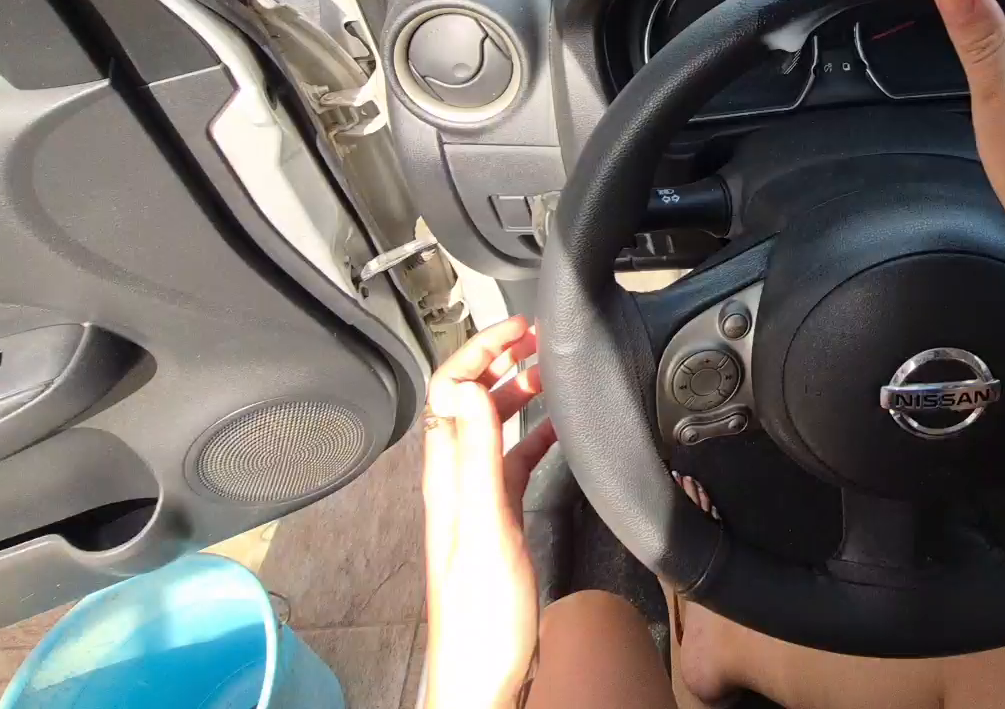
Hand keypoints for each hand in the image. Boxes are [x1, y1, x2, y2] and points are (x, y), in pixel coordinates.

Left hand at [423, 316, 556, 708]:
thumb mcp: (483, 527)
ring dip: (517, 387)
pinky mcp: (499, 511)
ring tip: (549, 367)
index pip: (450, 390)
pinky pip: (515, 454)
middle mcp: (457, 476)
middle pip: (470, 398)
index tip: (518, 329)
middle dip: (499, 357)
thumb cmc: (481, 616)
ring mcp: (478, 493)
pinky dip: (535, 429)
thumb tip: (468, 389)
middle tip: (538, 337)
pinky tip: (557, 427)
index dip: (480, 349)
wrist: (483, 675)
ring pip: (493, 422)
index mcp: (447, 473)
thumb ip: (475, 457)